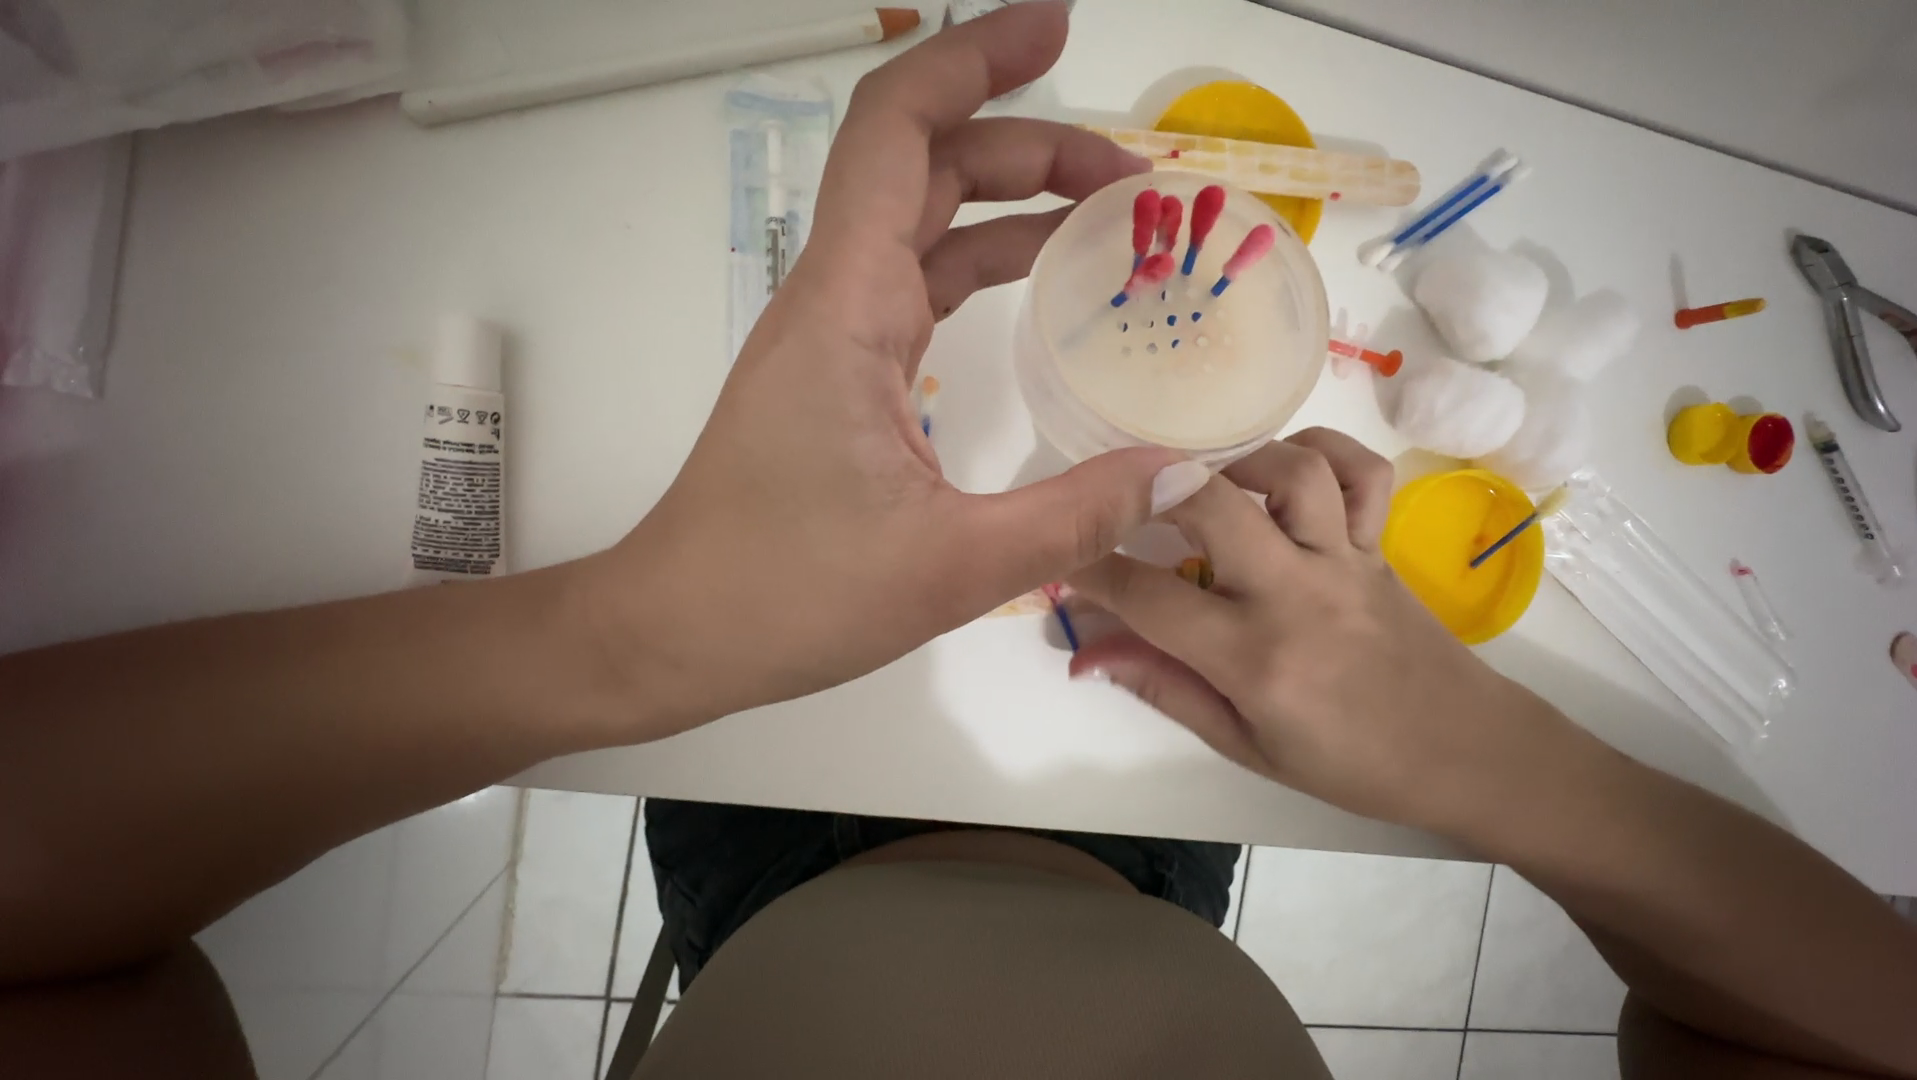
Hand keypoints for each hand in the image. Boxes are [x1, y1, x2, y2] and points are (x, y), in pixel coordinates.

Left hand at [582, 2, 1211, 733]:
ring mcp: (829, 341)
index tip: (1055, 30)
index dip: (976, 59)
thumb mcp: (951, 566)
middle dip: (1023, 144)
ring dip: (1003, 208)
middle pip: (922, 170)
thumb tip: (1180, 469)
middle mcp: (831, 304)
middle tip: (1126, 171)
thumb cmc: (788, 594)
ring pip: (918, 231)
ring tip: (1100, 220)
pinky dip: (974, 273)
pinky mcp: (833, 382)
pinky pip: (910, 294)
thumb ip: (1075, 515)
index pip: (898, 132)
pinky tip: (1030, 296)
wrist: (678, 631)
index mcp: (846, 312)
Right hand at [1067, 429, 1573, 830]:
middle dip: (1149, 490)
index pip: (1148, 599)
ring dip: (1235, 462)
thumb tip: (1087, 654)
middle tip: (1122, 500)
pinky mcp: (1378, 544)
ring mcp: (1345, 561)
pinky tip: (1282, 469)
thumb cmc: (1347, 762)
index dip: (1090, 571)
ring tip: (1204, 486)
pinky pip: (1361, 473)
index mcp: (1255, 658)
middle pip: (1212, 505)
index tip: (1058, 553)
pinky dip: (1319, 452)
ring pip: (1290, 471)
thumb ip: (1163, 687)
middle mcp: (1297, 594)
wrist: (1468, 755)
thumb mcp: (1243, 743)